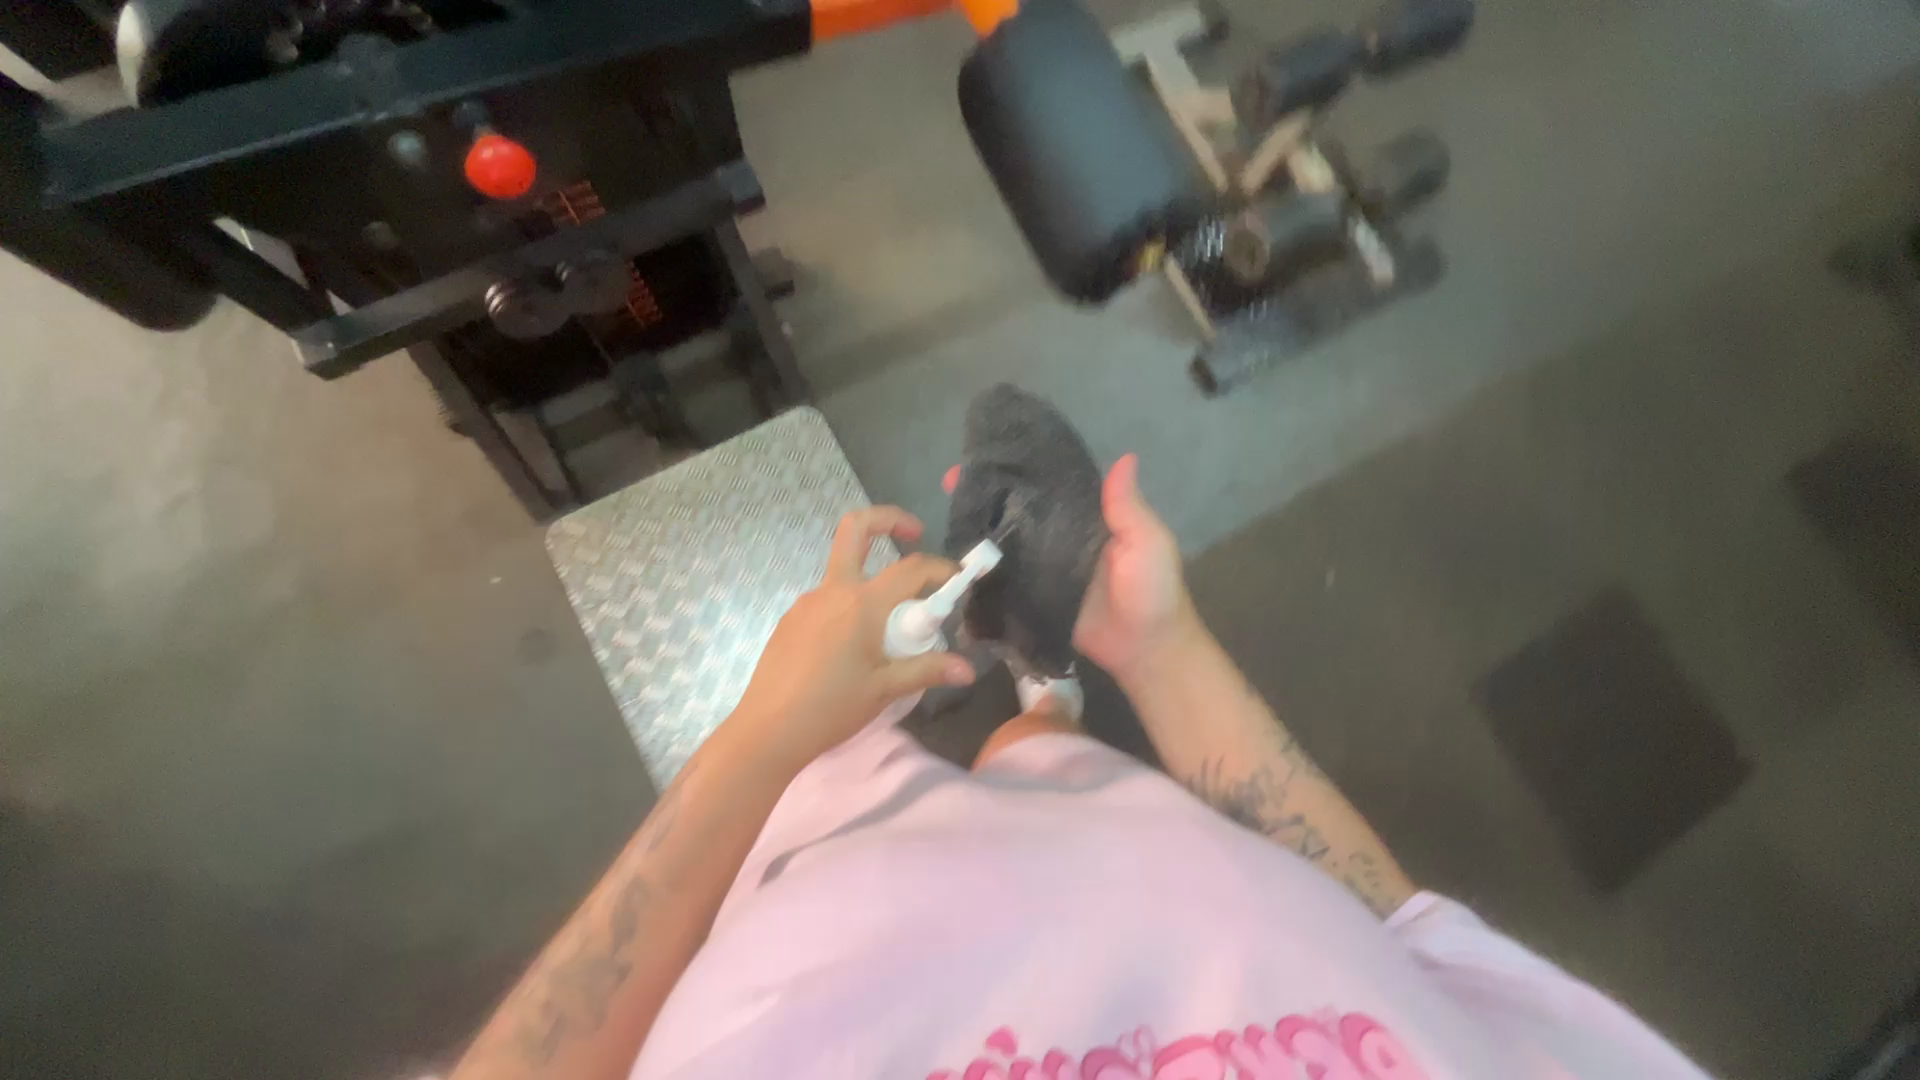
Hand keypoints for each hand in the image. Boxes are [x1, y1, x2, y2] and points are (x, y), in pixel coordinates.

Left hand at [729, 507, 976, 766]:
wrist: (767, 731)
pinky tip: (855, 646)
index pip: (911, 569)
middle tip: (915, 532)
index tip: (959, 580)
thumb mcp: (885, 690)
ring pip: (844, 570)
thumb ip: (927, 670)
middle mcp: (833, 591)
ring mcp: (807, 602)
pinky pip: (828, 598)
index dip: (942, 569)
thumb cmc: (831, 709)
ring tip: (890, 624)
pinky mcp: (792, 618)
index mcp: (861, 604)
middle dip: (889, 519)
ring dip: (872, 577)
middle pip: (856, 528)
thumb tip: (968, 670)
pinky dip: (850, 605)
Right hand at [941, 454, 1197, 681]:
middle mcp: (1059, 538)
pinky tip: (954, 560)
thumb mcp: (1148, 544)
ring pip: (1006, 543)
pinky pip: (1005, 580)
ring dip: (978, 530)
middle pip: (1018, 511)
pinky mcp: (1032, 599)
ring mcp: (1042, 569)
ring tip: (944, 514)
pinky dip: (983, 571)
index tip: (988, 453)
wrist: (1146, 651)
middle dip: (986, 495)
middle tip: (950, 480)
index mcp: (1086, 518)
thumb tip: (1125, 457)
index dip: (1021, 469)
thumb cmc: (1153, 592)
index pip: (1048, 486)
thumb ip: (1128, 508)